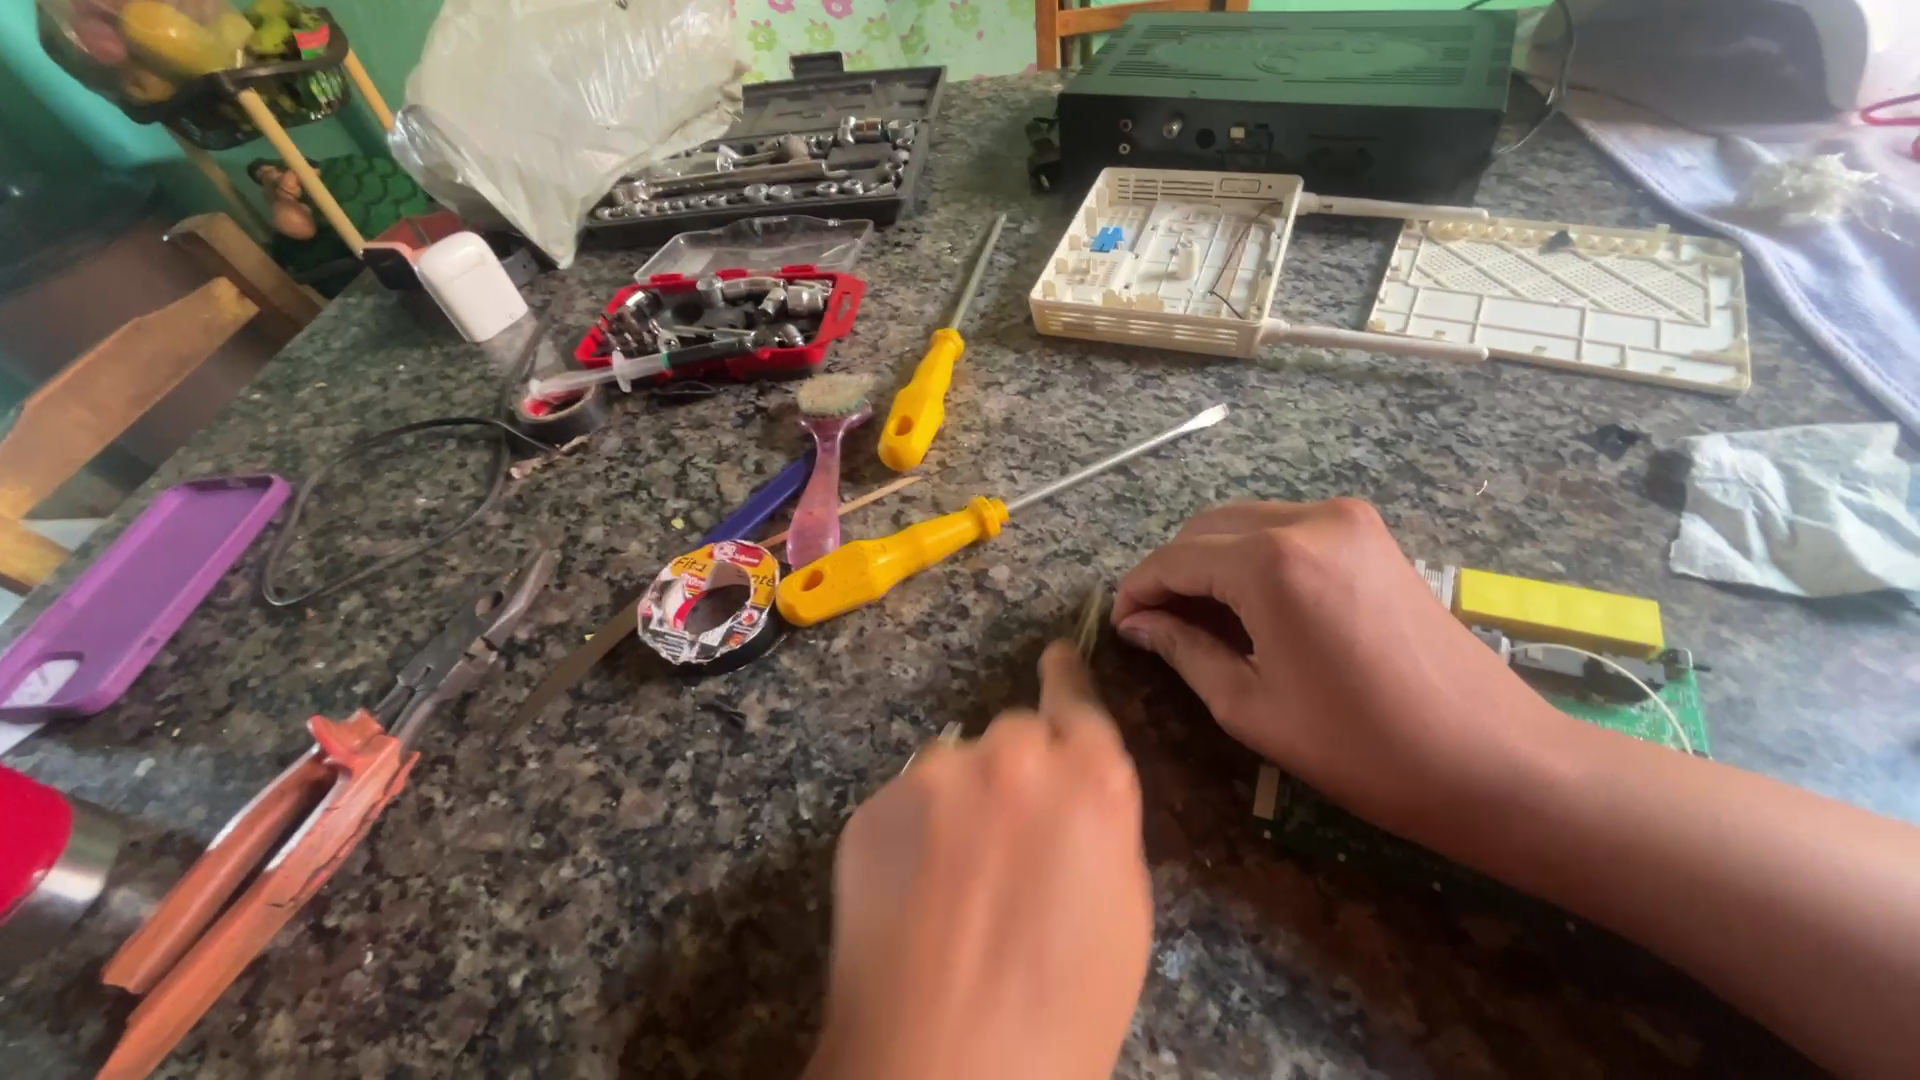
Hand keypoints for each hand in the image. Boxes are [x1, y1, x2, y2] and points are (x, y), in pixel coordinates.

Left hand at [806, 644, 1151, 1079]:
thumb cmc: (1063, 1010)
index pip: (1078, 701)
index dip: (1065, 678)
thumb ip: (1100, 823)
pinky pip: (905, 798)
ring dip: (960, 800)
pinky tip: (913, 893)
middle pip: (1015, 733)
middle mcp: (1014, 758)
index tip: (1054, 658)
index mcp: (1091, 782)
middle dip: (1016, 770)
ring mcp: (937, 776)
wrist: (944, 1065)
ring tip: (953, 880)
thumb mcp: (1122, 911)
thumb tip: (1072, 790)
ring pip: (954, 763)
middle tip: (1005, 839)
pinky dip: (912, 831)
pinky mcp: (875, 804)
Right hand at [1111, 499, 1570, 836]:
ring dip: (1210, 561)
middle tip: (1155, 625)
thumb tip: (1138, 624)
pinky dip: (1253, 557)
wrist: (1494, 760)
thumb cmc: (1363, 747)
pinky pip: (1287, 530)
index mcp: (1273, 563)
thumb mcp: (1252, 707)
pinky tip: (1250, 605)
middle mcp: (1309, 520)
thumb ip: (1184, 650)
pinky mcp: (1373, 535)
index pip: (1176, 558)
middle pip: (1206, 528)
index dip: (1138, 589)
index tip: (1120, 625)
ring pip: (1246, 523)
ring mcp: (1348, 521)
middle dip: (1171, 571)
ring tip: (1199, 619)